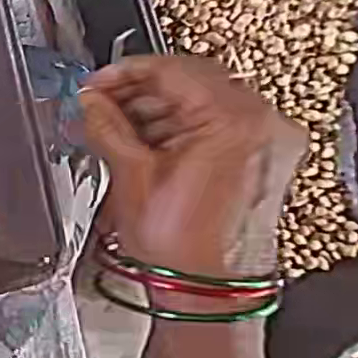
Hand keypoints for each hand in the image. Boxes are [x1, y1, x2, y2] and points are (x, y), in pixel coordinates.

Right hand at [80, 55, 304, 282]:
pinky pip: (215, 123)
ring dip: (154, 107)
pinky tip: (142, 141)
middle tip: (97, 102)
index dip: (124, 72)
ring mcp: (268, 141)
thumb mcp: (130, 174)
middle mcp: (264, 124)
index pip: (174, 70)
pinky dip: (176, 125)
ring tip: (113, 126)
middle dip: (138, 90)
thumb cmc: (182, 242)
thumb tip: (90, 101)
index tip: (94, 83)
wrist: (211, 287)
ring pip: (203, 100)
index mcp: (235, 122)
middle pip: (192, 81)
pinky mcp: (262, 158)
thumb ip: (107, 126)